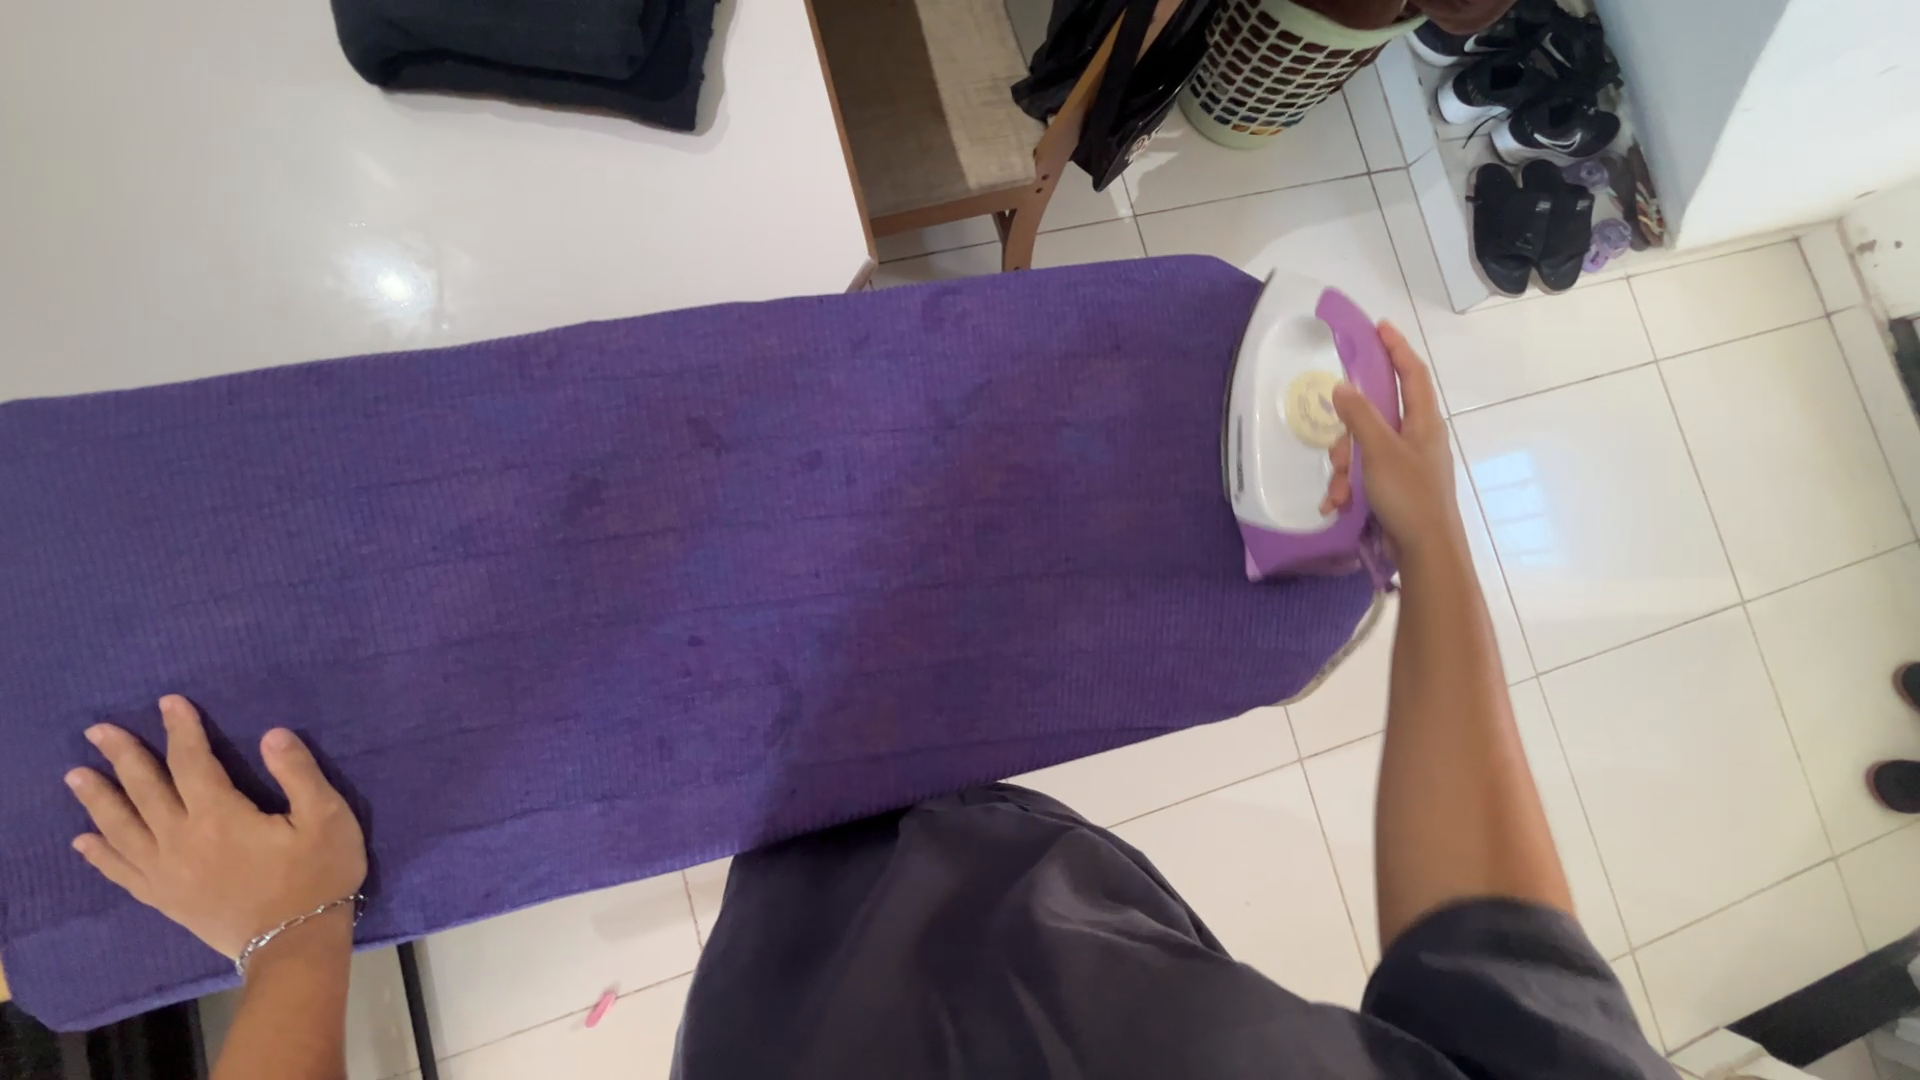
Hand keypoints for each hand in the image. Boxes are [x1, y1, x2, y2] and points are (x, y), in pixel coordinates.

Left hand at [64, 696, 366, 960]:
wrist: (293, 938)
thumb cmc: (319, 871)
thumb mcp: (327, 816)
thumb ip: (298, 774)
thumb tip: (271, 734)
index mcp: (221, 816)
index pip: (193, 763)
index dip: (182, 731)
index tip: (170, 703)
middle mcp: (180, 839)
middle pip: (145, 790)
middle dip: (124, 757)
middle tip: (99, 731)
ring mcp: (165, 871)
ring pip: (121, 827)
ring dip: (98, 798)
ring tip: (76, 774)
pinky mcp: (163, 895)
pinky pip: (120, 869)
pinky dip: (99, 852)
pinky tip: (85, 839)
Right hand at [1323, 322, 1466, 561]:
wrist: (1425, 549)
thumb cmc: (1409, 495)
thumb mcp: (1379, 452)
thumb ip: (1360, 416)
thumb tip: (1342, 386)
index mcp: (1422, 422)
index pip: (1412, 374)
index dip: (1397, 349)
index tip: (1379, 328)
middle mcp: (1415, 437)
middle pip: (1373, 417)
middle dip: (1347, 437)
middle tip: (1338, 454)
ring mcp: (1404, 463)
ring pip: (1360, 449)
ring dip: (1342, 470)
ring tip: (1340, 493)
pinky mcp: (1392, 486)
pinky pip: (1361, 475)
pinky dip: (1347, 488)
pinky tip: (1337, 505)